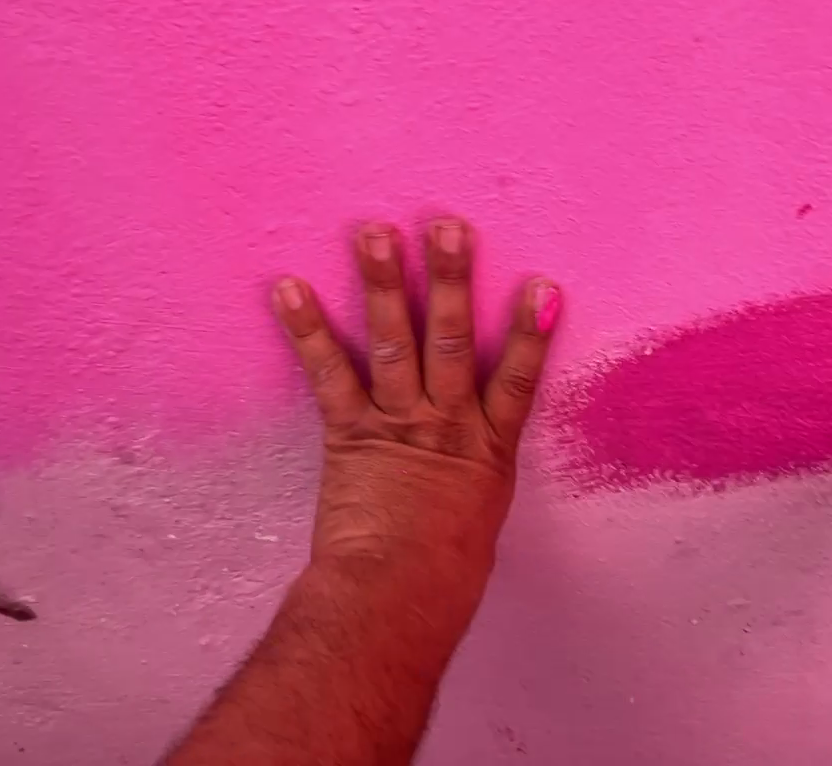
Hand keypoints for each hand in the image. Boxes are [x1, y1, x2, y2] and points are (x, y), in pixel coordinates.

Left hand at [271, 218, 559, 591]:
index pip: (518, 377)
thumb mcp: (481, 511)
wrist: (392, 604)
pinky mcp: (349, 432)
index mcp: (488, 444)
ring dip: (383, 285)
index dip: (532, 331)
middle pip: (451, 340)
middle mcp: (446, 421)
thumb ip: (478, 464)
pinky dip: (307, 330)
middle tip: (447, 227)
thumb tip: (471, 449)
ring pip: (393, 343)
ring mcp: (396, 422)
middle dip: (450, 280)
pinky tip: (288, 287)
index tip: (543, 286)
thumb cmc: (446, 570)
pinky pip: (328, 375)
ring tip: (374, 234)